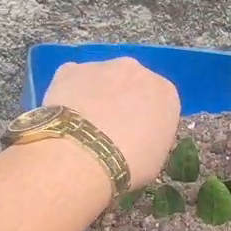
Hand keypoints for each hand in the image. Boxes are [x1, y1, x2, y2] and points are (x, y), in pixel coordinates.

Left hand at [42, 57, 181, 187]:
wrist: (82, 157)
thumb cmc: (130, 164)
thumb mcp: (156, 159)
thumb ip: (152, 139)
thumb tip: (138, 138)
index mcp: (166, 93)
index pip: (161, 104)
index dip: (148, 122)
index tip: (137, 139)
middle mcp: (137, 70)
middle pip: (132, 85)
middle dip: (123, 103)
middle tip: (109, 133)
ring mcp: (101, 66)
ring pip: (101, 80)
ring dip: (96, 98)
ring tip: (82, 129)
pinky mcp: (69, 69)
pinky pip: (72, 81)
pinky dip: (69, 95)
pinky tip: (64, 119)